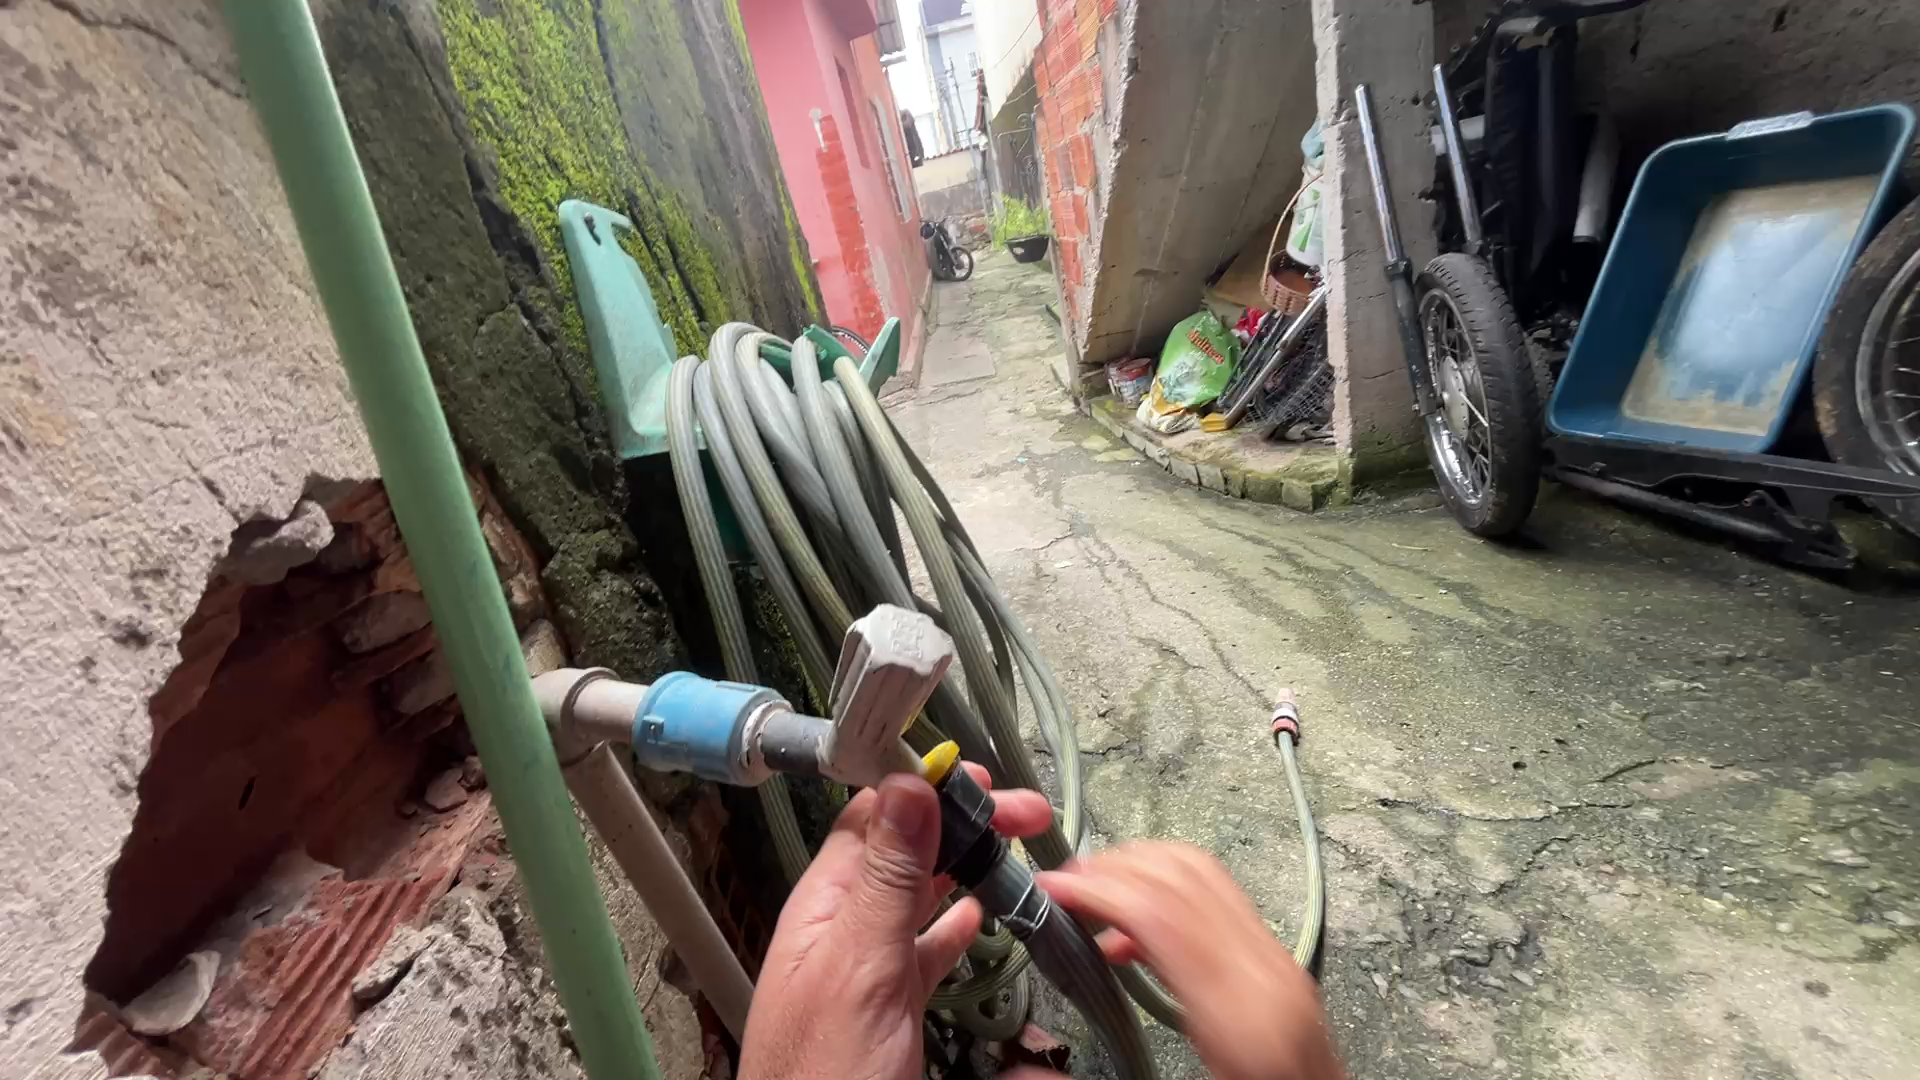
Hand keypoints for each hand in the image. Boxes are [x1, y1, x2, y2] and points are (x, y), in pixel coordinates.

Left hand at [738, 766, 1053, 1079]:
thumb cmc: (829, 1075)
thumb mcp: (859, 970)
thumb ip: (885, 880)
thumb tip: (909, 782)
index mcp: (825, 903)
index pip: (874, 817)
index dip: (924, 787)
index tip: (981, 778)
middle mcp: (846, 924)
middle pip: (907, 849)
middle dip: (963, 822)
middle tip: (1027, 815)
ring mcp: (869, 966)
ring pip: (921, 893)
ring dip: (966, 863)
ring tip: (1017, 848)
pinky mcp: (892, 1005)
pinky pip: (928, 946)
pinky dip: (957, 922)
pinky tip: (979, 915)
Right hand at [1037, 843, 1344, 1079]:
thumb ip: (1099, 1069)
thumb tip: (1018, 1069)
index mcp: (1242, 1020)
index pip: (1160, 914)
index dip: (1096, 888)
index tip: (1051, 887)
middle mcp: (1266, 974)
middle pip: (1177, 877)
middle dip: (1110, 867)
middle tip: (1062, 885)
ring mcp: (1277, 960)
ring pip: (1200, 870)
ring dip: (1137, 865)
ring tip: (1092, 889)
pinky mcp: (1276, 959)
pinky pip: (1217, 890)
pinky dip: (1165, 881)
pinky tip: (1133, 918)